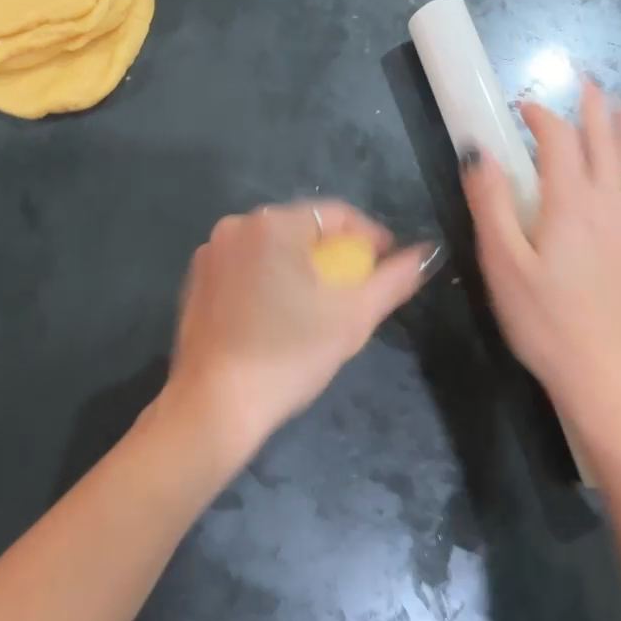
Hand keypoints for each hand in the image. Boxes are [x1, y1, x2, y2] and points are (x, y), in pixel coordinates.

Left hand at [162, 201, 437, 455]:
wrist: (215, 405)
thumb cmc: (289, 356)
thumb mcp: (354, 317)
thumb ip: (394, 278)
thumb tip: (425, 252)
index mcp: (274, 224)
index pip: (337, 215)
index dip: (371, 238)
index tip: (389, 266)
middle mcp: (237, 226)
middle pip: (303, 229)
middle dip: (335, 255)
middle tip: (358, 289)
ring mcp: (210, 253)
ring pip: (272, 249)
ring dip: (302, 268)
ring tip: (322, 306)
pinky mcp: (195, 281)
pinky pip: (245, 268)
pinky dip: (268, 282)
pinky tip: (281, 318)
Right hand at [462, 81, 620, 418]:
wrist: (610, 375)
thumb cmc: (547, 322)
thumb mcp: (503, 266)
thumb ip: (491, 204)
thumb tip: (480, 152)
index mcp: (571, 202)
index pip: (558, 139)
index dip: (540, 115)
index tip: (520, 105)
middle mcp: (610, 202)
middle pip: (605, 138)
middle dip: (592, 105)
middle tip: (583, 79)